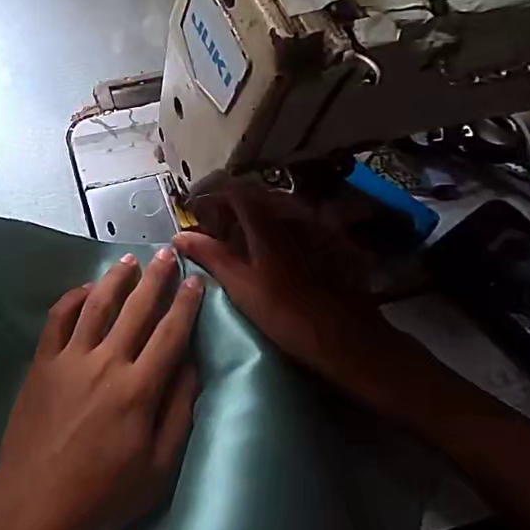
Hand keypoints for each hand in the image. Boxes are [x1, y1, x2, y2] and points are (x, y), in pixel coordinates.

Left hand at [0, 248, 202, 529]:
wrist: (35, 502)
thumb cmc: (103, 495)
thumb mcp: (158, 469)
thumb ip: (178, 413)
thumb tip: (191, 367)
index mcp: (139, 388)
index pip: (170, 334)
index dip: (186, 304)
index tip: (195, 281)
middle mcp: (107, 362)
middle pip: (137, 308)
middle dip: (156, 278)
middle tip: (167, 253)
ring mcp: (71, 358)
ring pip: (98, 304)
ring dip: (116, 278)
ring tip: (130, 260)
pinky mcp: (43, 361)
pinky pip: (59, 318)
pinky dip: (73, 298)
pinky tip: (86, 289)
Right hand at [171, 182, 409, 409]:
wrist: (349, 338)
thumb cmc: (286, 313)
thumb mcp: (240, 286)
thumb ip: (210, 255)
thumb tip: (180, 235)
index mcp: (266, 221)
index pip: (234, 191)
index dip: (213, 196)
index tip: (197, 210)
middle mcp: (291, 214)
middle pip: (257, 197)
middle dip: (234, 206)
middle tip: (217, 226)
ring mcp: (316, 226)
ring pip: (280, 209)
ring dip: (259, 216)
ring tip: (244, 238)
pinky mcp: (333, 242)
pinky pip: (300, 223)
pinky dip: (282, 229)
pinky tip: (278, 250)